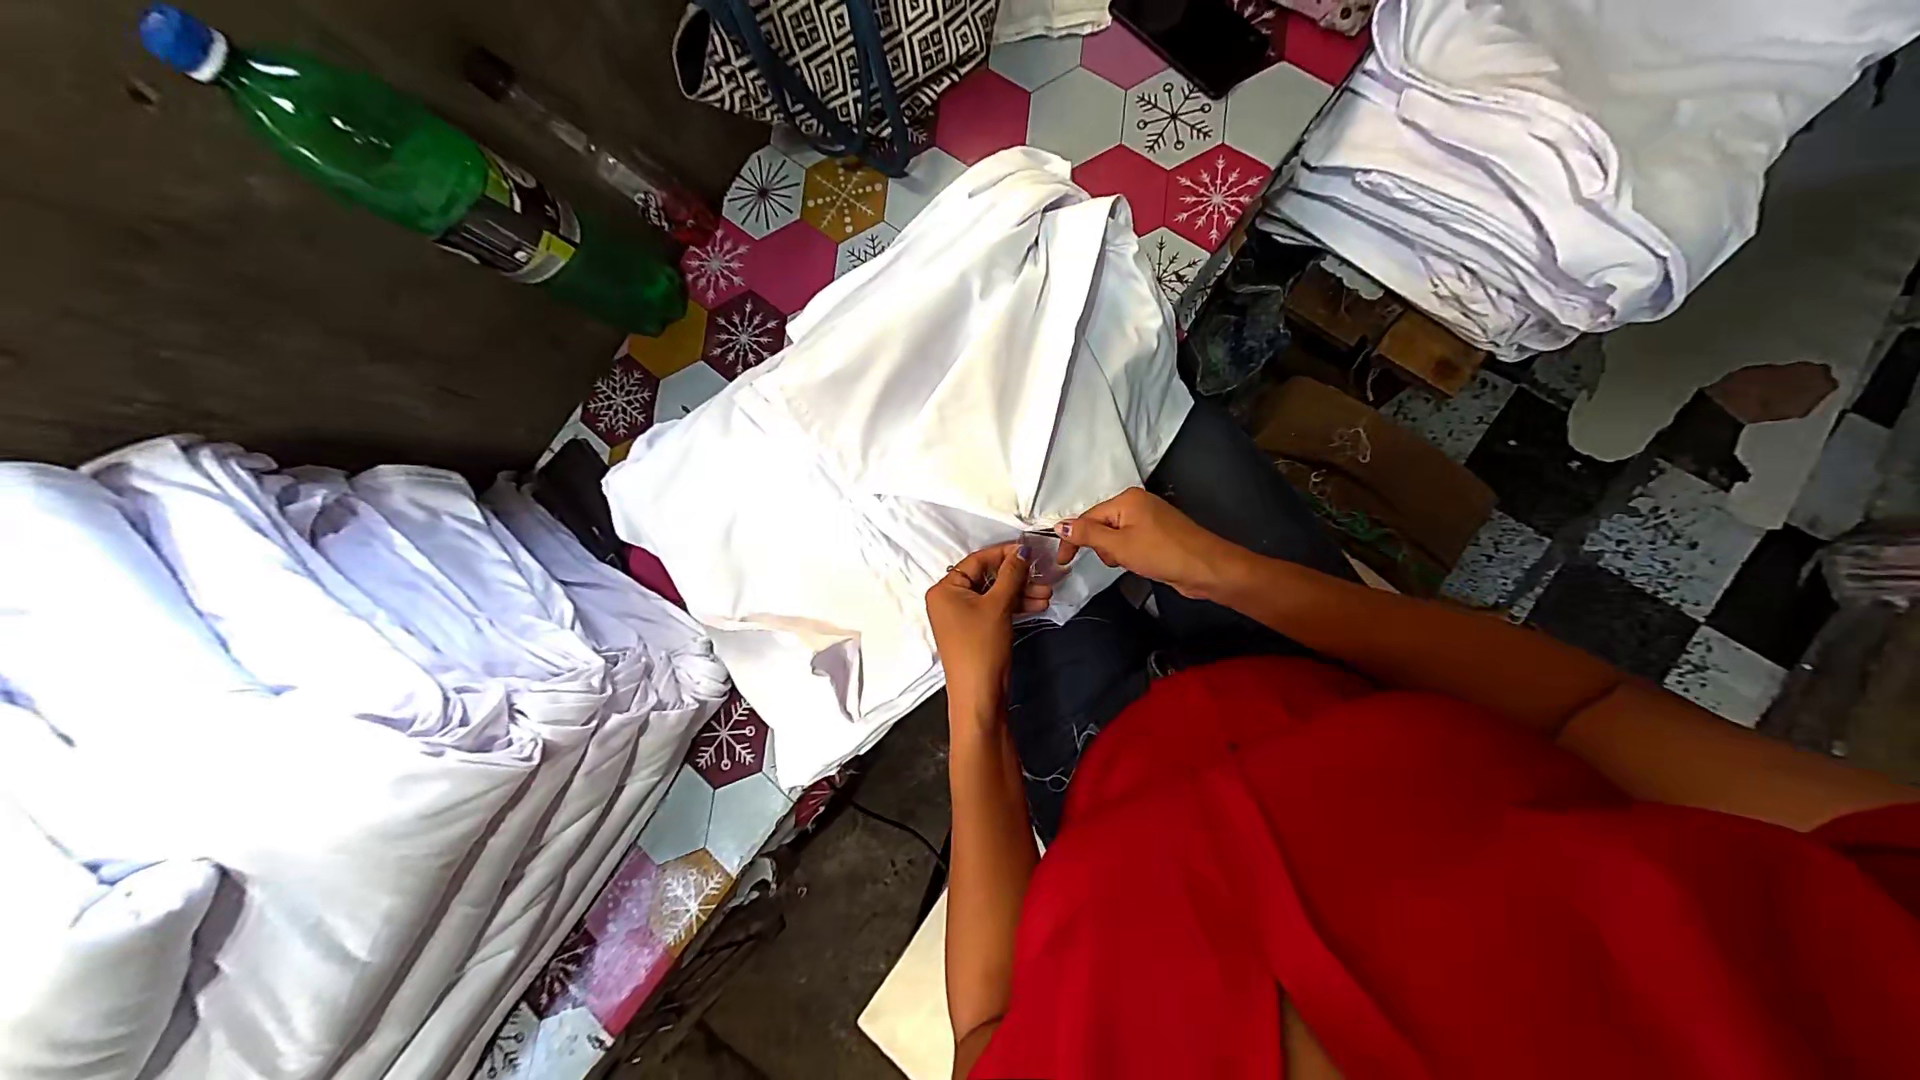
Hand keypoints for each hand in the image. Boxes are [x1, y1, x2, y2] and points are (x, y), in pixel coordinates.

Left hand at [925, 542, 1052, 710]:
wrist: (980, 694)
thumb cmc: (980, 650)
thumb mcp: (998, 605)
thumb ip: (1011, 574)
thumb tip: (1021, 551)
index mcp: (944, 589)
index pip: (977, 560)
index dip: (1004, 554)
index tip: (1028, 551)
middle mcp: (949, 599)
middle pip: (987, 577)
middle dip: (1017, 577)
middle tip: (1040, 575)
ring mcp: (962, 615)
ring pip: (995, 594)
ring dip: (1021, 592)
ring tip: (1045, 593)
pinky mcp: (975, 629)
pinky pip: (996, 608)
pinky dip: (1015, 606)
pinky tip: (1037, 604)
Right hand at [1055, 488, 1245, 598]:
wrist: (1207, 568)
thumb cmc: (1165, 554)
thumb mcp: (1118, 546)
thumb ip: (1087, 535)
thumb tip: (1061, 525)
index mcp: (1127, 499)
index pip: (1087, 517)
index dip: (1073, 539)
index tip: (1064, 559)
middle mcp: (1138, 503)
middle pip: (1101, 525)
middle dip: (1102, 547)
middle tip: (1116, 559)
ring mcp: (1149, 518)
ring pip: (1115, 536)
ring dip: (1116, 553)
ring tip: (1132, 562)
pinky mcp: (1158, 533)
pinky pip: (1130, 542)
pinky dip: (1129, 554)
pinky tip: (1141, 563)